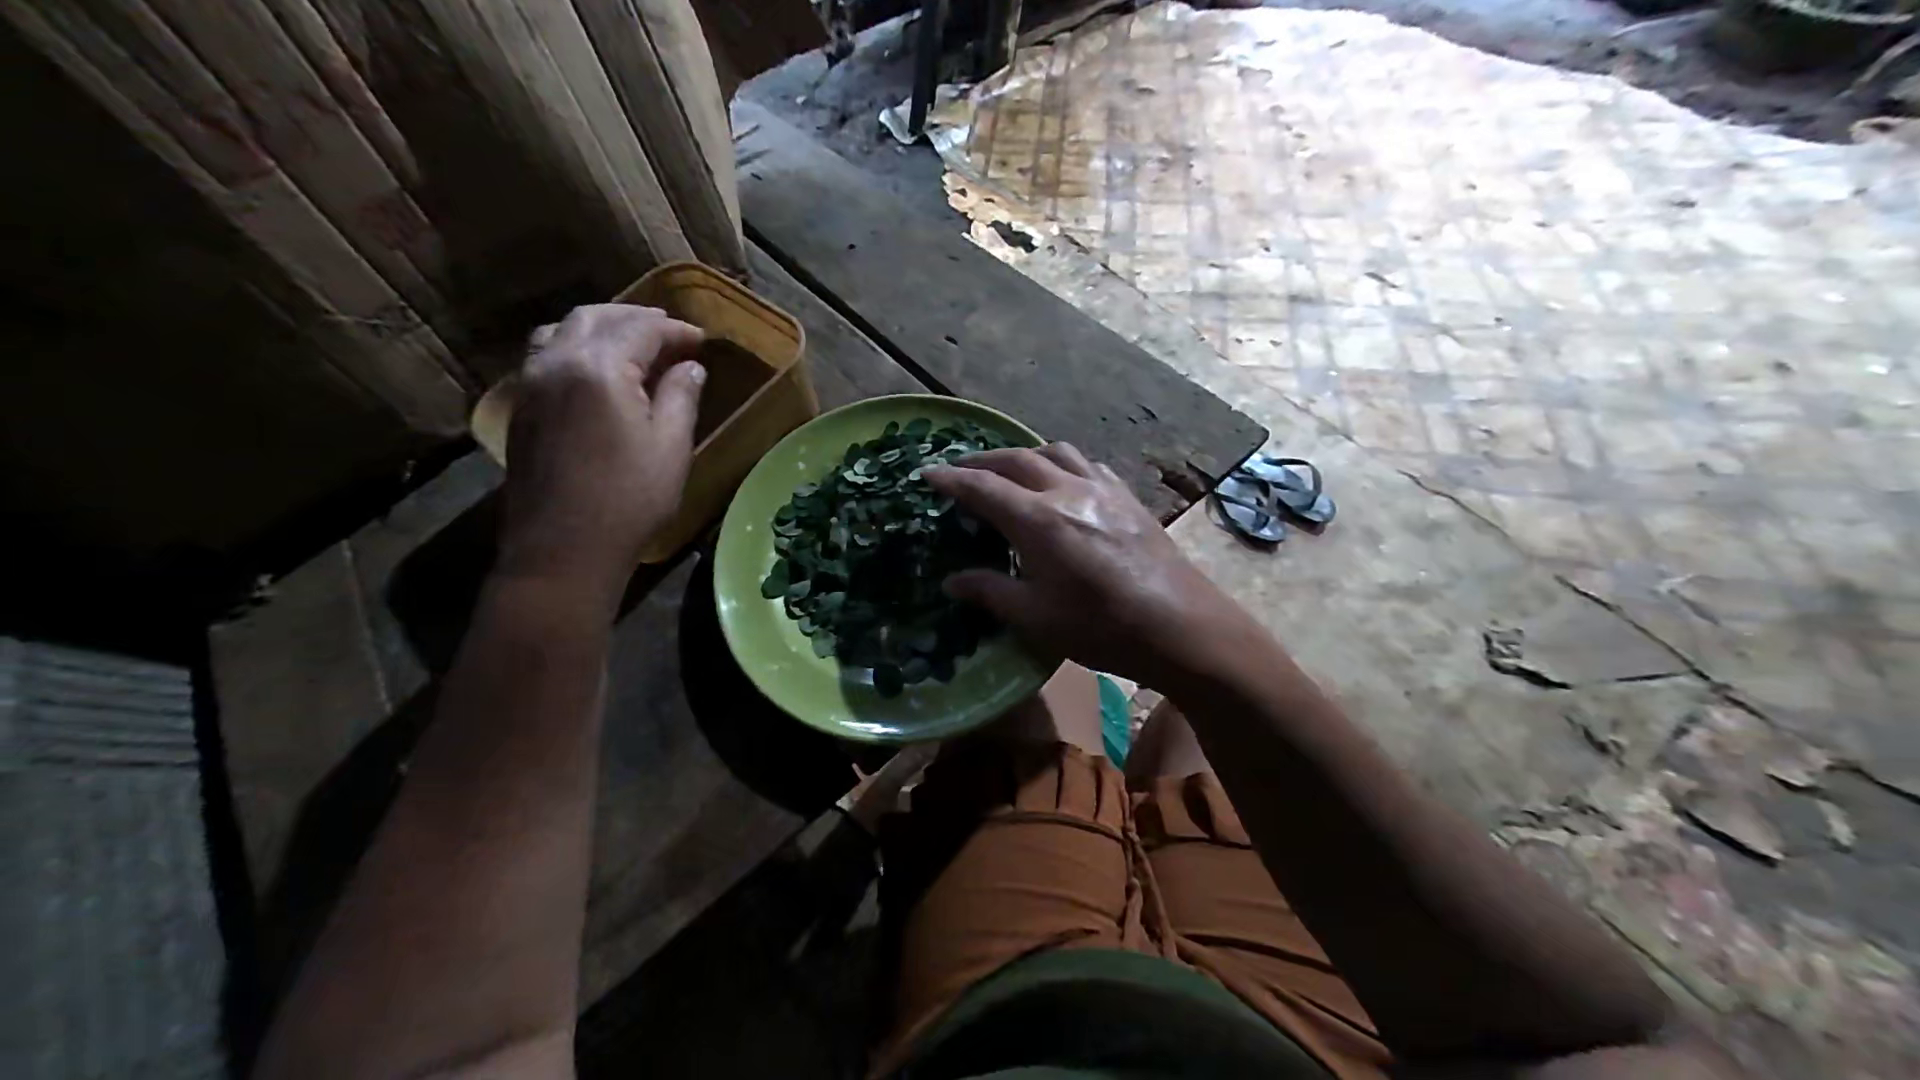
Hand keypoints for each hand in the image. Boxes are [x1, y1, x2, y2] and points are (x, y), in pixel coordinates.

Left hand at [497, 304, 705, 598]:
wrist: (563, 548)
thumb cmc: (629, 499)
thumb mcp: (670, 447)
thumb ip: (681, 397)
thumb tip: (690, 366)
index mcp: (599, 368)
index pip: (640, 330)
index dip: (675, 331)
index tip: (701, 339)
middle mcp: (556, 363)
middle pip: (595, 318)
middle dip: (635, 319)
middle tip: (668, 332)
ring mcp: (531, 384)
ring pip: (562, 331)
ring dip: (600, 327)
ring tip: (630, 343)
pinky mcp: (522, 407)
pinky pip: (545, 355)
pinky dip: (575, 347)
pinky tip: (597, 369)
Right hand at [927, 444, 1253, 686]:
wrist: (1182, 627)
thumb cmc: (1103, 628)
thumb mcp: (1036, 618)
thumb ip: (991, 592)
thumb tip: (952, 580)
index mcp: (1039, 520)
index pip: (983, 487)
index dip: (951, 479)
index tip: (927, 473)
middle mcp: (1068, 491)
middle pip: (1016, 459)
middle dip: (981, 460)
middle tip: (959, 470)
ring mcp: (1103, 490)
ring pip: (1055, 452)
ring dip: (1023, 455)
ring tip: (1008, 470)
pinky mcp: (1128, 498)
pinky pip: (1087, 465)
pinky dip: (1061, 465)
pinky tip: (1063, 483)